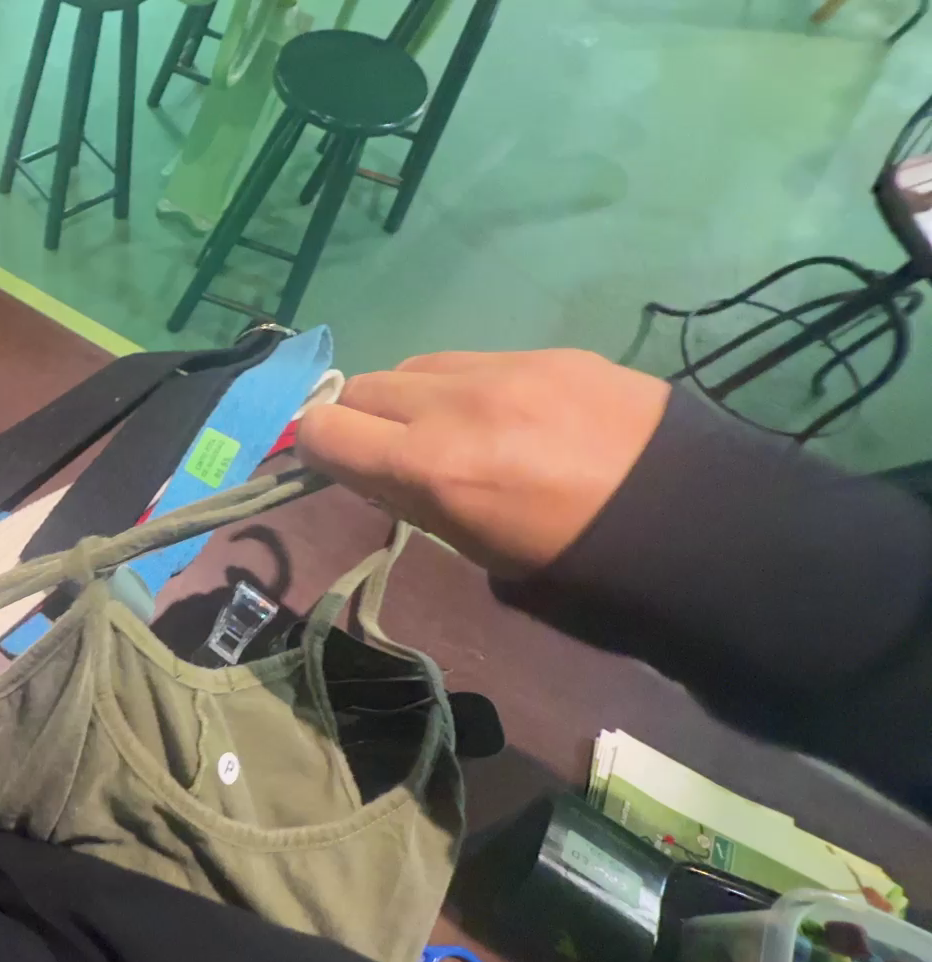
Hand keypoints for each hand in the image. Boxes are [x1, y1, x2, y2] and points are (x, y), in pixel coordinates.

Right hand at [297, 349, 669, 576]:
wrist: (695, 521)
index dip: (317, 447)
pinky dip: (462, 386)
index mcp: (430, 466)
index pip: (322, 429)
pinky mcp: (548, 353)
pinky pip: (470, 358)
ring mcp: (505, 370)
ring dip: (408, 396)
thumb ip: (401, 494)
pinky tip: (503, 414)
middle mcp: (454, 406)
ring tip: (447, 427)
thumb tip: (367, 465)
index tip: (337, 464)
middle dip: (359, 419)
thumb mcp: (462, 544)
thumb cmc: (563, 558)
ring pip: (410, 365)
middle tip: (390, 448)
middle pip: (358, 387)